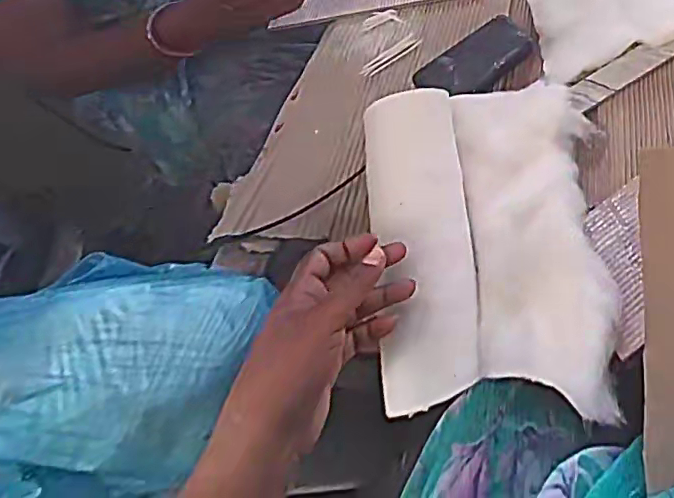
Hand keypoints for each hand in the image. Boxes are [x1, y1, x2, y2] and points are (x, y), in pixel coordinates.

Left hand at [184, 236, 412, 495]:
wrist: (269, 431)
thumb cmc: (281, 374)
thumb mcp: (324, 319)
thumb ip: (353, 286)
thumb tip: (373, 256)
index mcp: (300, 296)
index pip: (325, 258)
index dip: (350, 247)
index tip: (375, 242)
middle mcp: (308, 314)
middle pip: (345, 282)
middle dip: (372, 269)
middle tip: (398, 257)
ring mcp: (318, 339)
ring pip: (354, 310)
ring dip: (379, 298)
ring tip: (404, 289)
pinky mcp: (327, 363)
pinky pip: (355, 337)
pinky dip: (373, 329)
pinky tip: (388, 325)